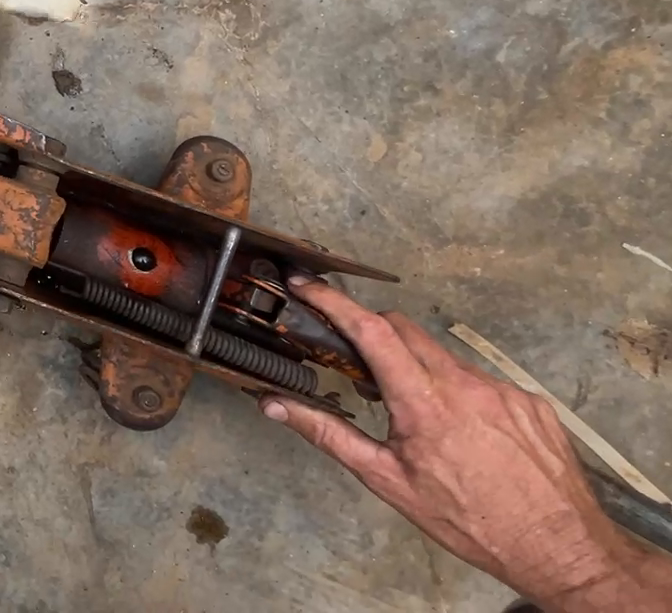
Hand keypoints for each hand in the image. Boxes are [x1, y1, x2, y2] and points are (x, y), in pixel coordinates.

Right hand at [262, 276, 663, 608]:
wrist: (568, 555)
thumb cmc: (469, 520)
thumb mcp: (386, 480)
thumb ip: (326, 432)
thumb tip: (271, 403)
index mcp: (424, 402)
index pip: (370, 330)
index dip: (332, 300)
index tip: (305, 284)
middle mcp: (465, 385)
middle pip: (403, 328)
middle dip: (369, 329)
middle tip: (353, 358)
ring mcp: (504, 392)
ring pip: (440, 353)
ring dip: (413, 362)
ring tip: (410, 404)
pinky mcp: (531, 403)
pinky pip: (478, 378)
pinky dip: (454, 387)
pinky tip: (460, 424)